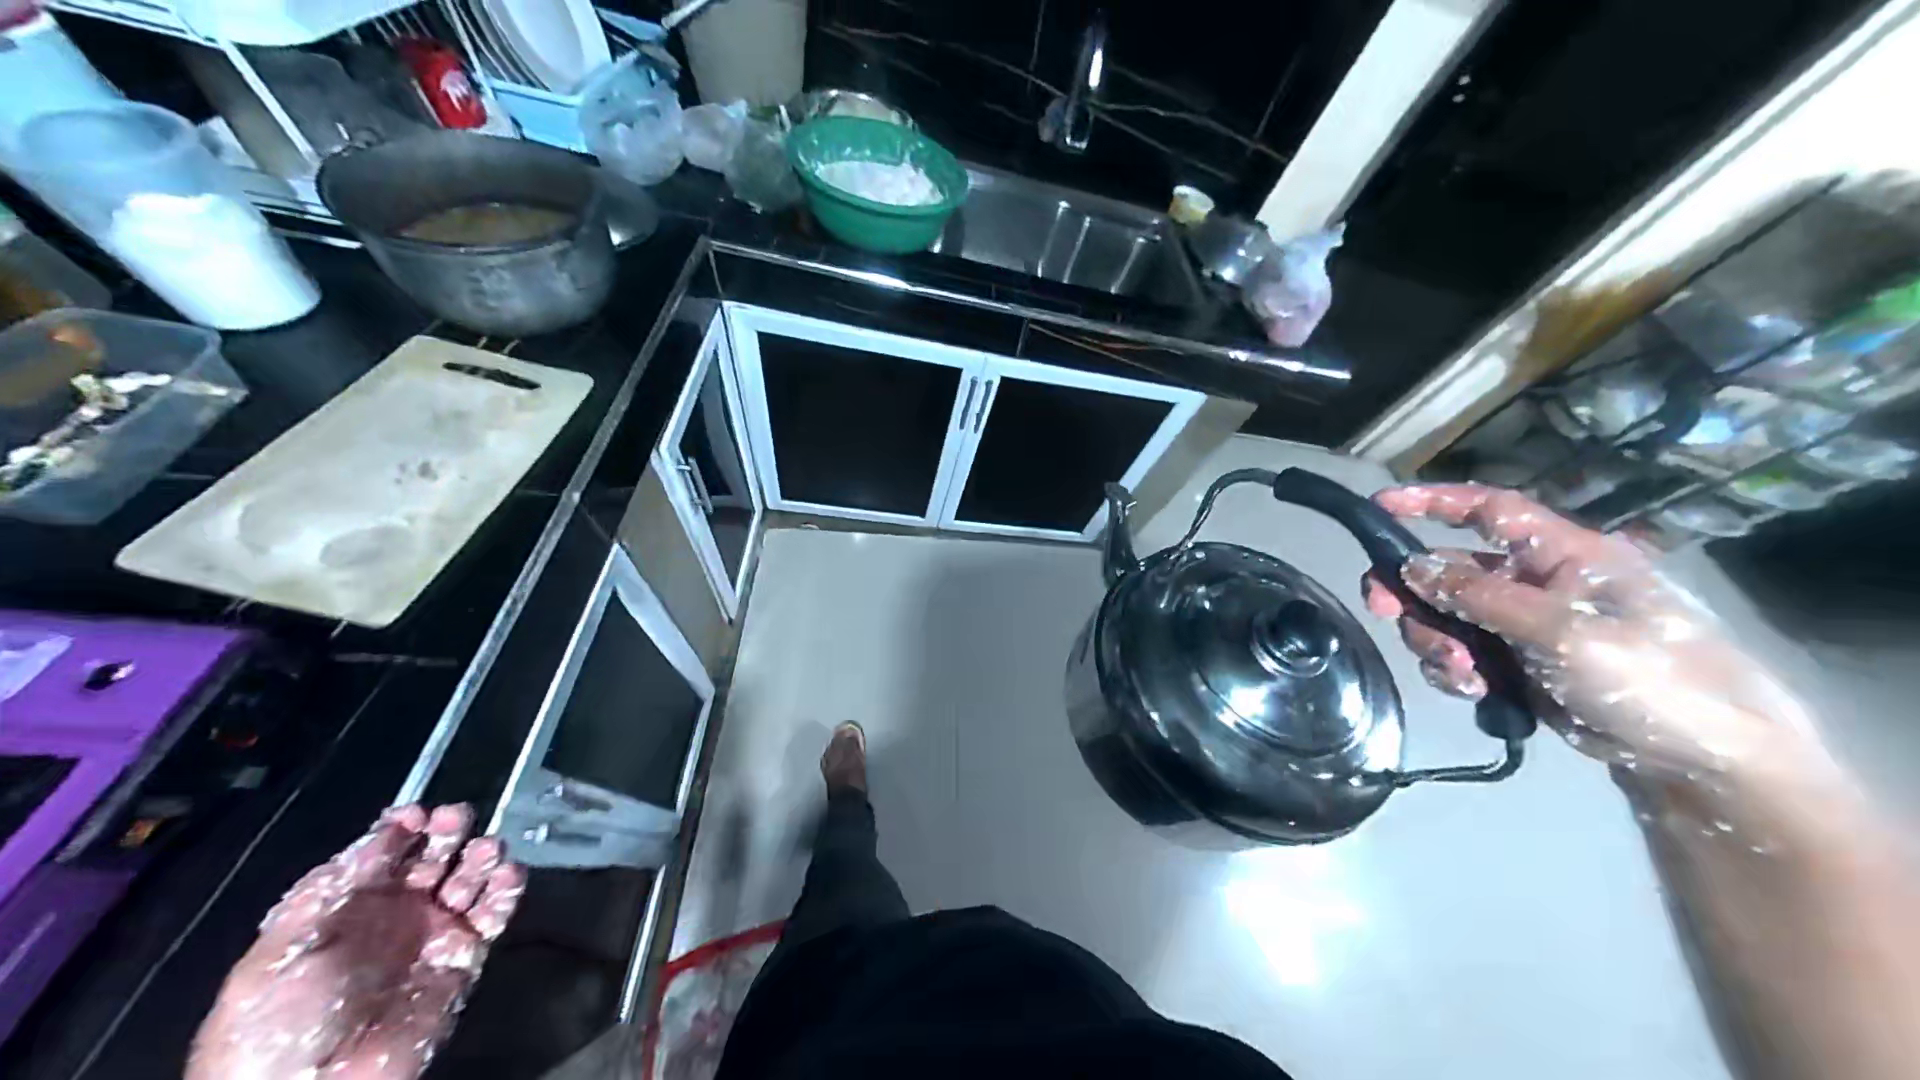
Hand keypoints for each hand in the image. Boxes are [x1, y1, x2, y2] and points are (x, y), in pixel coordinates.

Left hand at [188, 804, 525, 1079]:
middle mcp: (397, 911)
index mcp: (349, 906)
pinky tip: (507, 874)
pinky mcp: (465, 956)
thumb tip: (382, 834)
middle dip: (448, 831)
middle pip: (435, 855)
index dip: (402, 827)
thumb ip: (331, 889)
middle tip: (455, 819)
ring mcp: (435, 932)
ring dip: (482, 855)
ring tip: (484, 850)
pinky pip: (496, 913)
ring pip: (471, 876)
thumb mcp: (280, 953)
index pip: (386, 850)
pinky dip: (508, 889)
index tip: (415, 813)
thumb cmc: (276, 1023)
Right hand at [1359, 484, 1819, 783]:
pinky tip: (1475, 693)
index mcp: (1564, 556)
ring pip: (1446, 617)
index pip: (1489, 509)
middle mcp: (1537, 582)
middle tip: (1380, 612)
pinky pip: (1460, 654)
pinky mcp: (1517, 664)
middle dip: (1411, 593)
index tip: (1379, 505)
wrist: (1701, 762)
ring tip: (1463, 676)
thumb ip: (1480, 596)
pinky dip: (1454, 671)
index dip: (1432, 501)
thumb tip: (1409, 566)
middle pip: (1448, 569)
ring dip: (1436, 643)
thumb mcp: (1562, 632)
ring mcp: (1524, 625)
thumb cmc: (1651, 679)